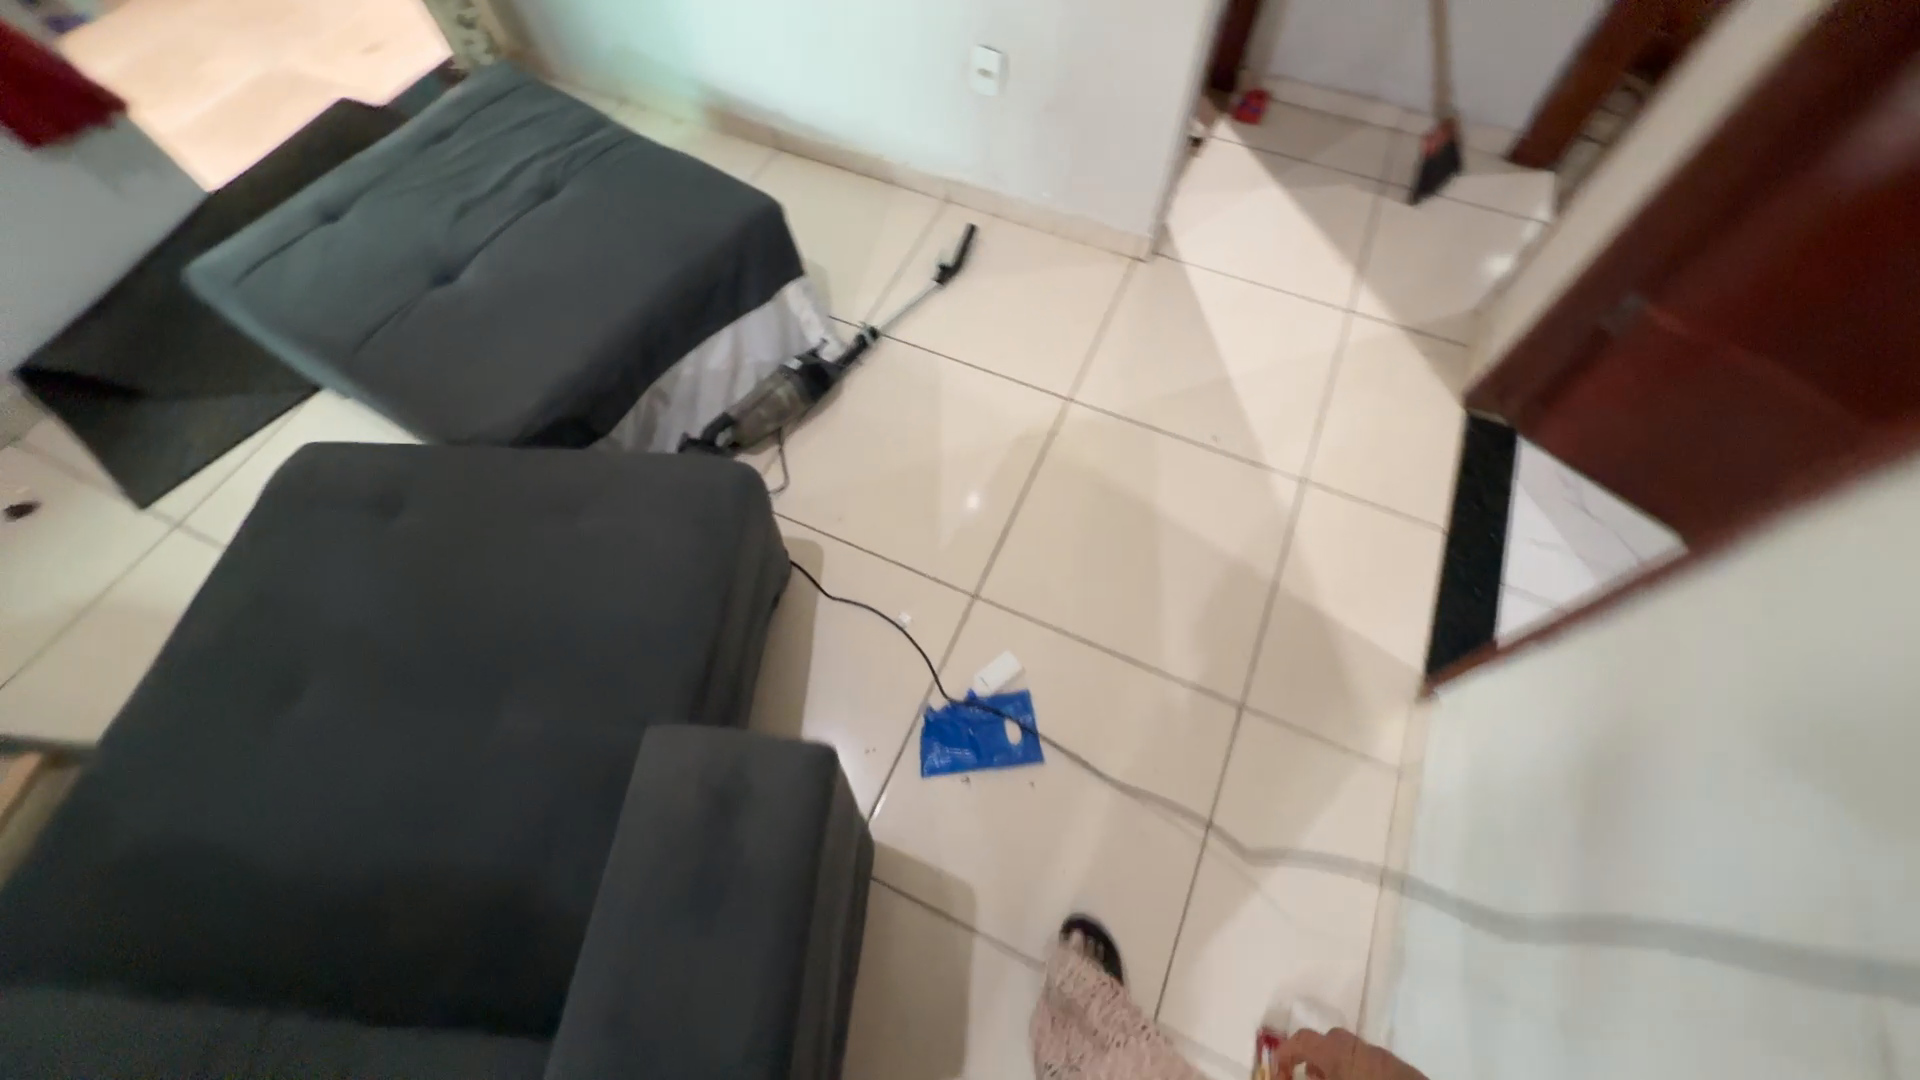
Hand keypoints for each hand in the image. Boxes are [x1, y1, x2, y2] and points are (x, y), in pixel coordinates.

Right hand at [1273, 1029, 1429, 1079]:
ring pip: (1349, 1054)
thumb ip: (1310, 1078)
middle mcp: (1355, 1045)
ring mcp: (1380, 1056)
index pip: (1301, 1040)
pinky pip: (1369, 1065)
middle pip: (1326, 1043)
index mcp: (1335, 1050)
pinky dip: (1357, 1073)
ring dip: (1336, 1068)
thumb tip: (1291, 1076)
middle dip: (1313, 1059)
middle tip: (1309, 1078)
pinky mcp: (1400, 1069)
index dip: (1286, 1053)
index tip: (1279, 1072)